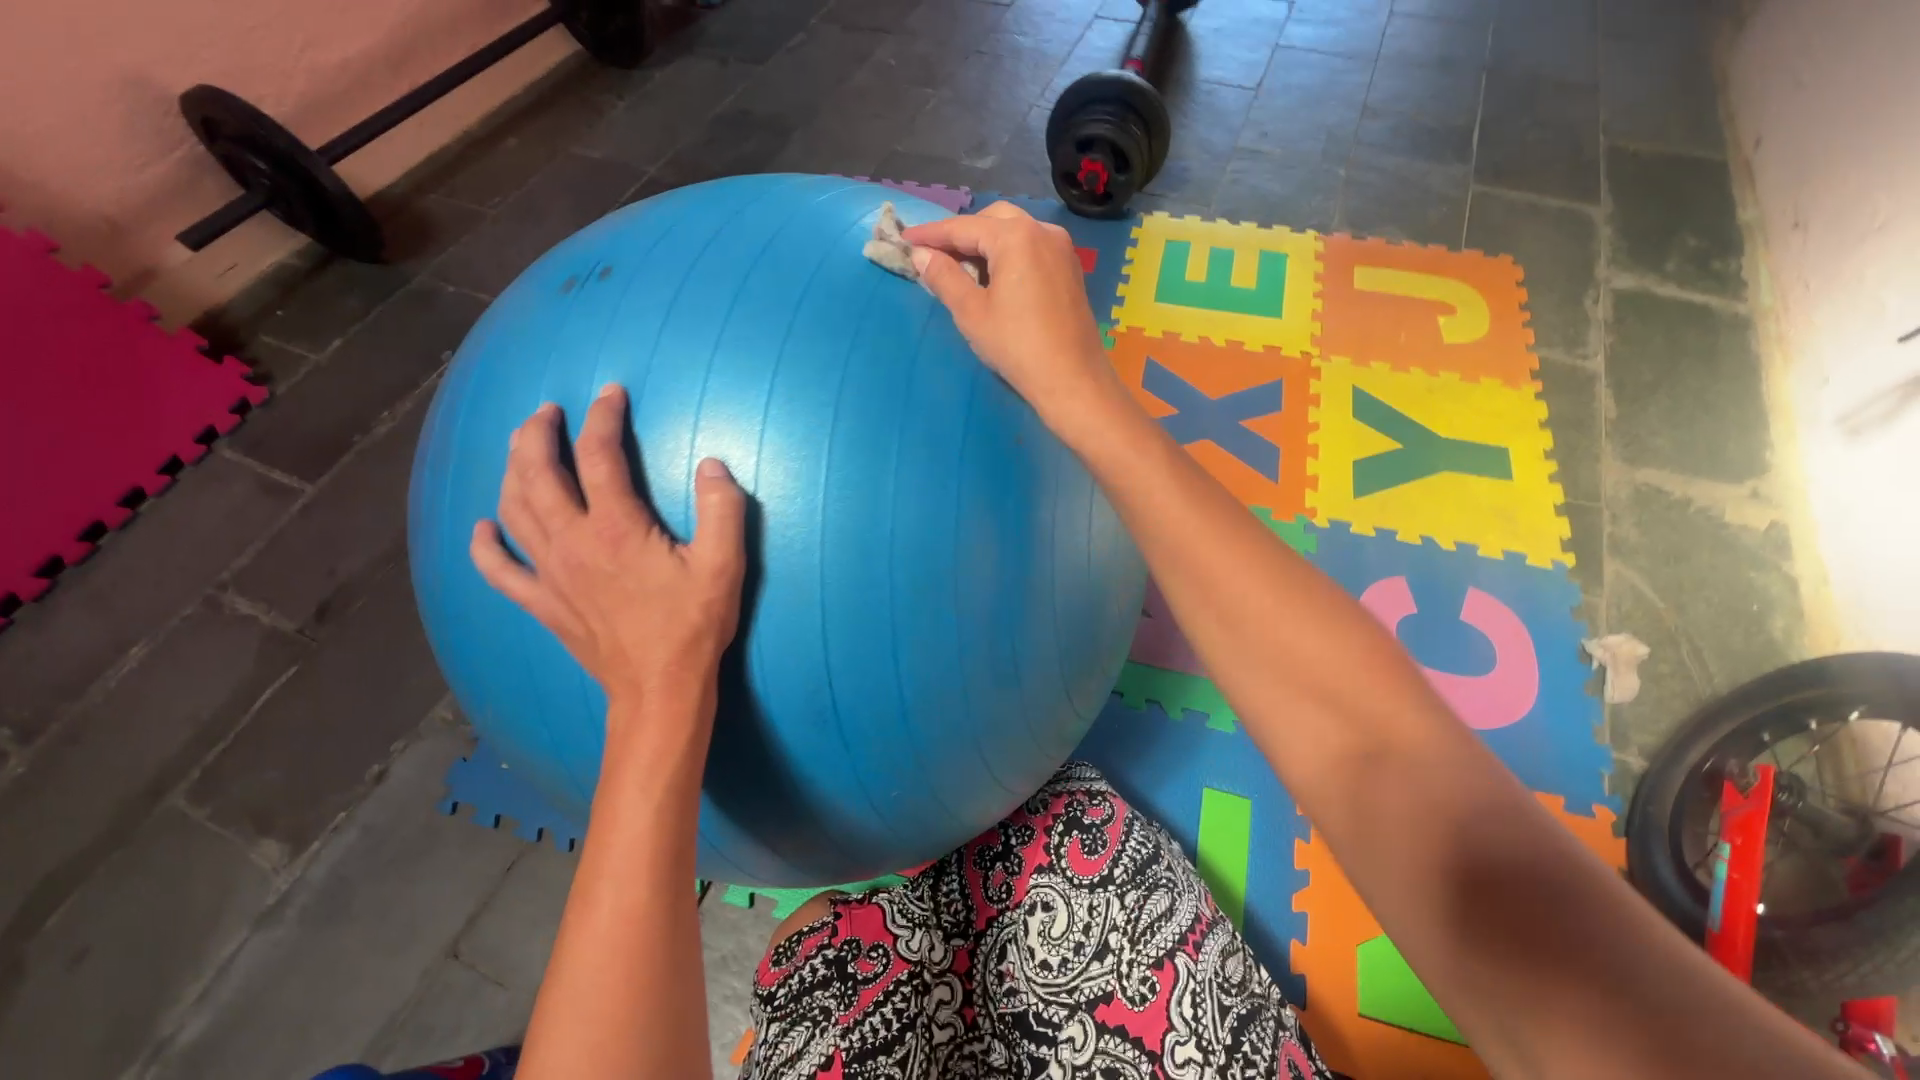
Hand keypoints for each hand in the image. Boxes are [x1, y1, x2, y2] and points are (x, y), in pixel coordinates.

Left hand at [470, 386, 747, 718]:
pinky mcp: (542, 603)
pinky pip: (499, 571)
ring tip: (519, 447)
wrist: (659, 688)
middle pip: (537, 473)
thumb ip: (722, 509)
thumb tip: (713, 465)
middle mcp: (572, 542)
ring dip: (511, 471)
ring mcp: (549, 573)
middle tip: (547, 411)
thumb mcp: (724, 565)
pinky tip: (482, 527)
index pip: (598, 454)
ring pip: (514, 510)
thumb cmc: (693, 625)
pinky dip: (485, 545)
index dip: (602, 416)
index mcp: (616, 527)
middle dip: (537, 433)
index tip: (609, 393)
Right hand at [902, 202, 1120, 421]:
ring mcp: (1061, 249)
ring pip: (1014, 232)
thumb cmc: (1017, 346)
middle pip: (993, 220)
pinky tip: (992, 278)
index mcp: (1016, 236)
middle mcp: (1042, 231)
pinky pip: (1031, 248)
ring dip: (985, 243)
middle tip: (935, 256)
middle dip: (962, 234)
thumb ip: (944, 277)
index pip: (964, 227)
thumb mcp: (971, 313)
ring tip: (960, 268)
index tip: (904, 239)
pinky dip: (1007, 254)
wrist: (1072, 380)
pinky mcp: (1069, 269)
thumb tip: (922, 255)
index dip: (931, 234)